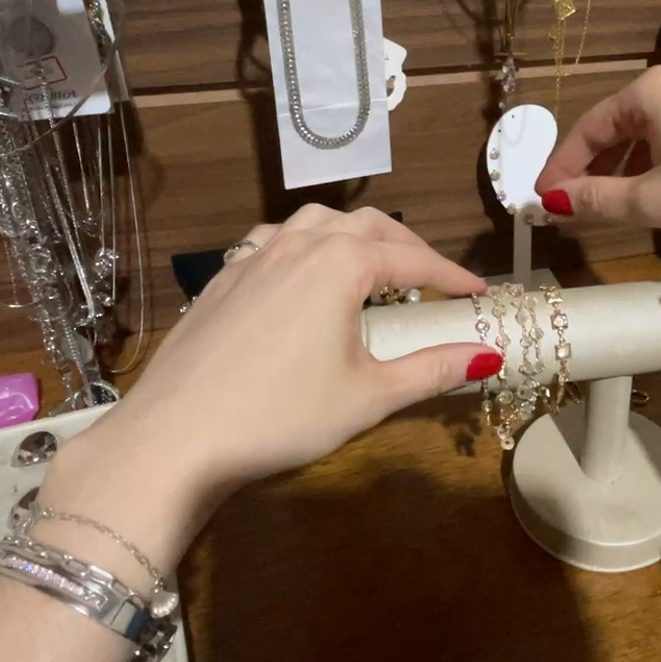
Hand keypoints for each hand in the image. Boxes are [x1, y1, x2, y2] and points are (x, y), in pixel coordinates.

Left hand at [41, 206, 495, 573]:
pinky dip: (307, 243)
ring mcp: (254, 255)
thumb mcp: (369, 397)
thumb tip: (488, 356)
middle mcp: (299, 244)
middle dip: (408, 246)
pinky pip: (276, 239)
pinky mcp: (223, 277)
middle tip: (432, 279)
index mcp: (341, 263)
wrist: (172, 438)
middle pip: (368, 226)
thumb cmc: (282, 416)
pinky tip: (304, 272)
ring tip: (373, 262)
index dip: (452, 276)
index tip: (479, 292)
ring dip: (355, 234)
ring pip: (318, 222)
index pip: (413, 260)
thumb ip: (432, 370)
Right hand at [535, 67, 660, 241]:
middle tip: (573, 205)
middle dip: (593, 169)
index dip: (560, 167)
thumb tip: (551, 202)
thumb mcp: (653, 199)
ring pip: (652, 135)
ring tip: (616, 206)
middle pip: (618, 128)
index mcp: (649, 91)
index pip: (587, 128)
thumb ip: (597, 200)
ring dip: (627, 170)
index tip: (541, 201)